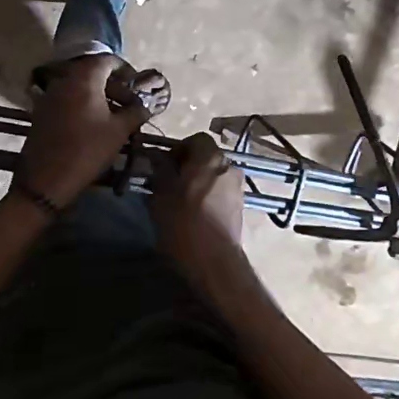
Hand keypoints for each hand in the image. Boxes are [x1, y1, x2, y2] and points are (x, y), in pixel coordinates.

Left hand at [15, 55, 153, 206]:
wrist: (45, 180)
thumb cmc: (87, 150)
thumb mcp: (119, 131)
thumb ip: (136, 111)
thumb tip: (147, 104)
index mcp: (84, 79)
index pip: (108, 60)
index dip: (126, 70)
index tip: (137, 85)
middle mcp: (64, 80)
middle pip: (93, 72)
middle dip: (114, 84)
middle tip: (129, 102)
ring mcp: (50, 96)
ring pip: (80, 86)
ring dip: (99, 95)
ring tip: (115, 115)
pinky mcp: (43, 112)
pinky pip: (68, 98)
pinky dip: (84, 104)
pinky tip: (95, 124)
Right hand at [151, 132, 245, 268]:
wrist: (215, 260)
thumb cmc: (184, 223)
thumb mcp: (162, 195)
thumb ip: (161, 170)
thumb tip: (158, 156)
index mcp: (211, 157)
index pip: (196, 139)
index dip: (179, 148)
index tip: (164, 164)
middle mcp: (229, 165)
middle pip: (207, 156)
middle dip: (189, 165)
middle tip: (170, 180)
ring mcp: (238, 185)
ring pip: (214, 173)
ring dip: (200, 180)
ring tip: (182, 198)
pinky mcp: (241, 204)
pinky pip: (221, 190)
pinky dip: (209, 193)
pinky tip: (196, 211)